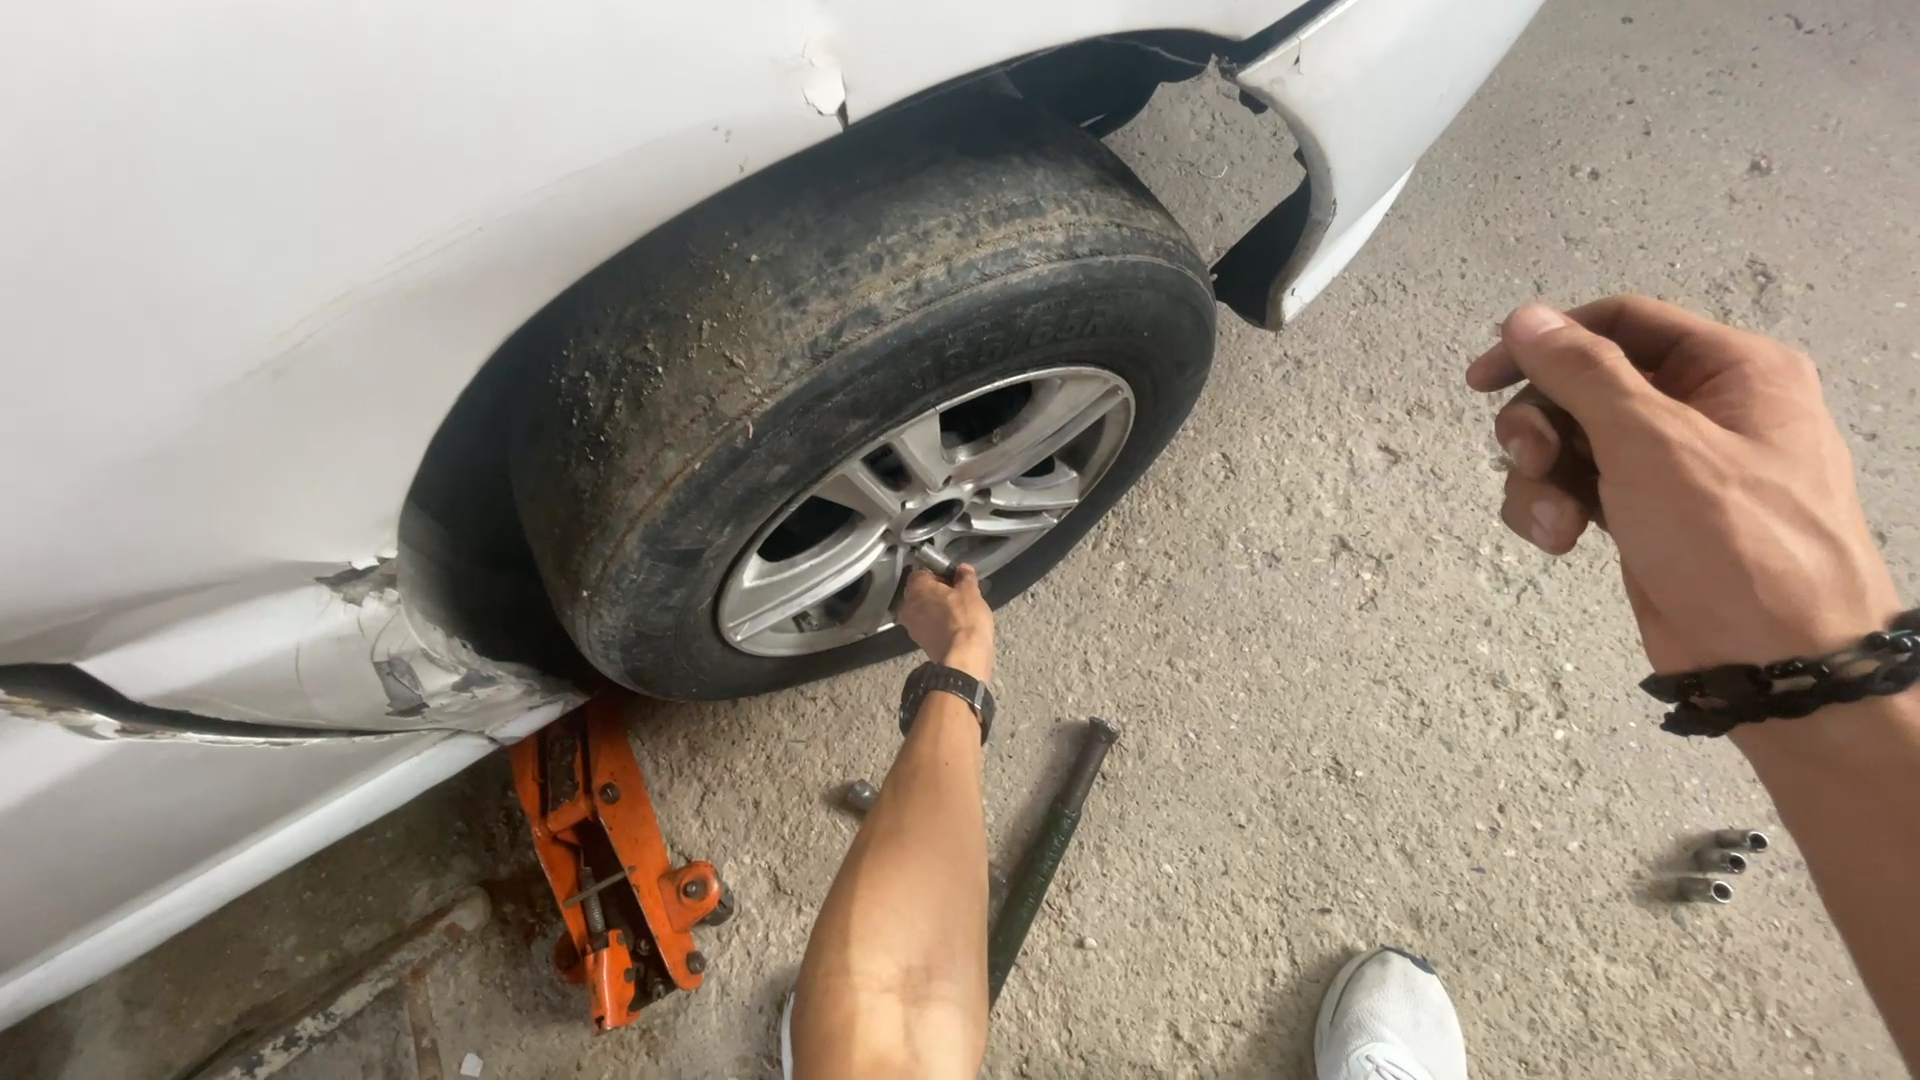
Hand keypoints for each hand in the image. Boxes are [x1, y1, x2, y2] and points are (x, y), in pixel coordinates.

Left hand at [894, 565, 993, 680]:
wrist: (963, 658)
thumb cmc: (965, 618)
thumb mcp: (971, 592)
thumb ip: (965, 577)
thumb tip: (963, 568)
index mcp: (916, 588)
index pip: (922, 571)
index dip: (939, 573)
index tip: (955, 579)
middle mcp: (907, 605)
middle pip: (921, 592)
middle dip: (937, 592)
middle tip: (958, 594)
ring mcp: (911, 626)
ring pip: (923, 609)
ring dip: (937, 608)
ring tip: (958, 611)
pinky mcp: (919, 642)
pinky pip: (927, 625)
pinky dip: (937, 623)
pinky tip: (954, 625)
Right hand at [1466, 296, 1900, 672]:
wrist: (1769, 655)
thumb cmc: (1729, 535)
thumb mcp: (1651, 441)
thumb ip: (1583, 373)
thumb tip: (1523, 318)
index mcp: (1728, 370)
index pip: (1619, 322)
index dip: (1546, 341)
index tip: (1482, 380)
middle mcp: (1695, 407)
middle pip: (1578, 386)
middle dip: (1539, 426)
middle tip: (1529, 460)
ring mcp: (1663, 462)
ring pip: (1563, 441)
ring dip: (1537, 478)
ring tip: (1553, 521)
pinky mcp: (1634, 508)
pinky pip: (1568, 485)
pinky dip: (1549, 509)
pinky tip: (1561, 540)